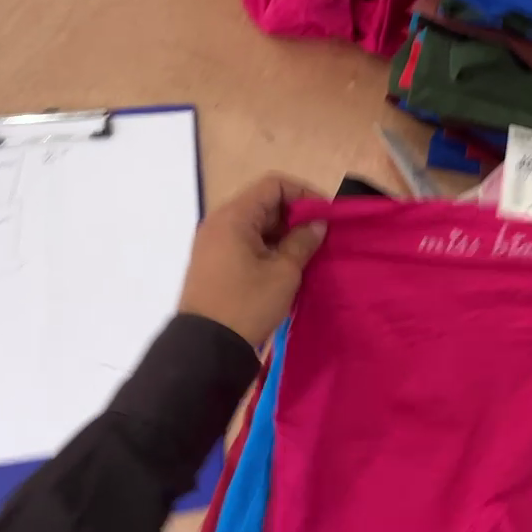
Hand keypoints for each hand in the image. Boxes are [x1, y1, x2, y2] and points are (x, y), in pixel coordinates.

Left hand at [179, 174, 328, 347]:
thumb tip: (317, 223)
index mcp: (234, 217)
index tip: (325, 216)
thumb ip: (303, 241)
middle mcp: (220, 222)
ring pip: (256, 223)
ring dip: (283, 233)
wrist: (205, 347)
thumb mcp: (284, 272)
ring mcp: (214, 242)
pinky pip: (246, 241)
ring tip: (307, 253)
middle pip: (264, 202)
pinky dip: (268, 246)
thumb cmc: (247, 304)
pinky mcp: (214, 261)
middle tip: (320, 237)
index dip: (303, 194)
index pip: (273, 185)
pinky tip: (286, 265)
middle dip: (295, 215)